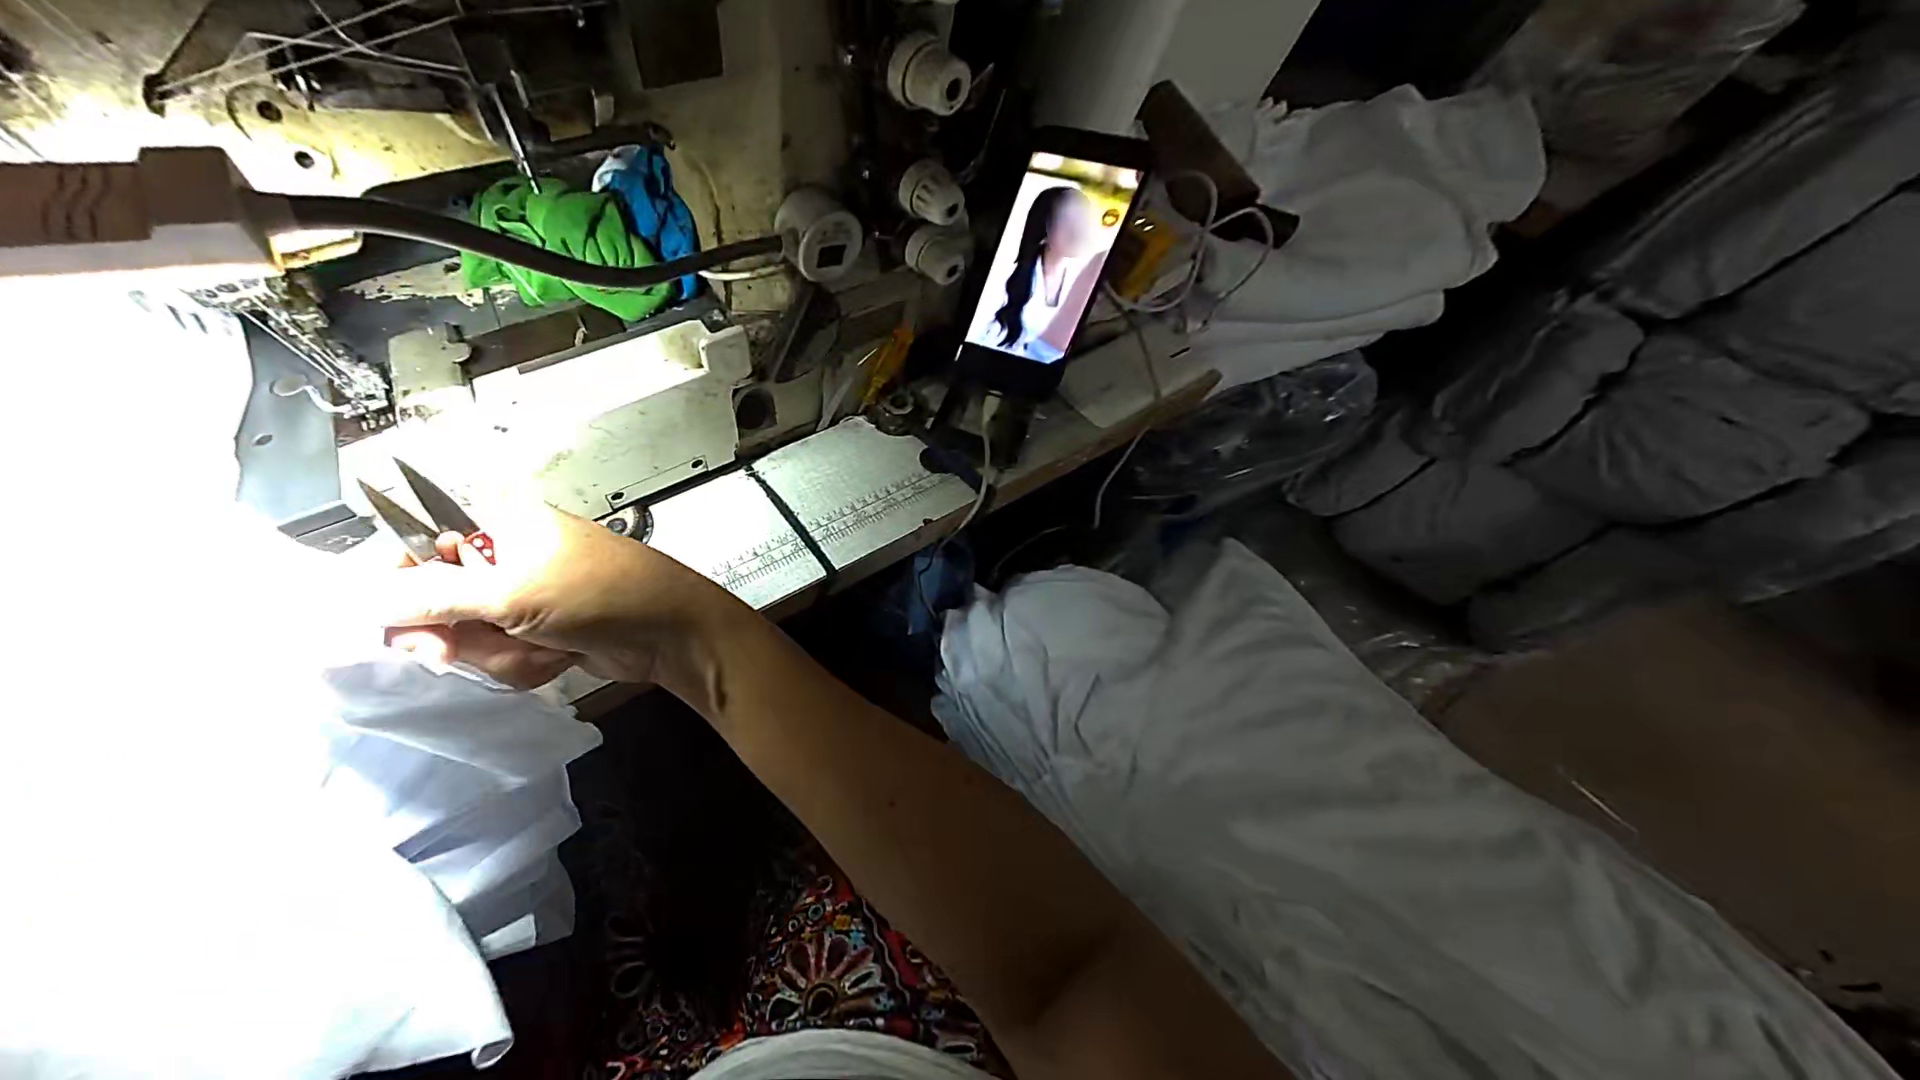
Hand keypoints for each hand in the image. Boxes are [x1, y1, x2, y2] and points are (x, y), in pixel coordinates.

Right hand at [375, 503, 729, 687]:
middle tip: (448, 653)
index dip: (398, 585)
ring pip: (470, 635)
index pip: (419, 543)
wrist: (670, 633)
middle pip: (437, 599)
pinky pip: (504, 653)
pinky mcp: (543, 629)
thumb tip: (368, 597)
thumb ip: (435, 596)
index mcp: (502, 523)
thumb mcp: (511, 592)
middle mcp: (509, 555)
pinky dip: (525, 662)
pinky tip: (557, 656)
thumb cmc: (599, 594)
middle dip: (453, 633)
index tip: (390, 622)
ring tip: (539, 645)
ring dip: (500, 652)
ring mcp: (527, 595)